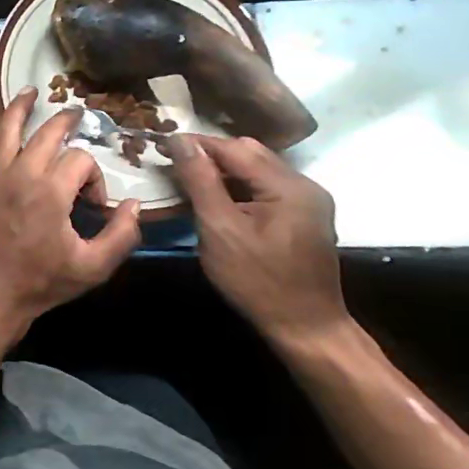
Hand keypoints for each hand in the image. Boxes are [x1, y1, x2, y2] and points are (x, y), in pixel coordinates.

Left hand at [0, 88, 140, 335]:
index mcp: (51, 191)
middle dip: (66, 122)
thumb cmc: (40, 282)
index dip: (94, 177)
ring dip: (21, 106)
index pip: (81, 161)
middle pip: (48, 134)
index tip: (93, 203)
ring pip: (8, 128)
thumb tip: (135, 204)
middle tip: (77, 115)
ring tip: (31, 90)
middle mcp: (21, 173)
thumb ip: (121, 235)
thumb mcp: (93, 267)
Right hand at [161, 133, 346, 344]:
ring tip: (188, 179)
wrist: (305, 328)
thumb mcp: (220, 229)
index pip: (234, 148)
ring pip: (257, 170)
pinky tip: (216, 199)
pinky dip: (237, 187)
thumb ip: (201, 181)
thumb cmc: (257, 280)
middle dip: (210, 154)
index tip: (160, 145)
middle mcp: (304, 185)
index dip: (196, 144)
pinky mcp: (303, 217)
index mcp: (288, 186)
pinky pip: (265, 188)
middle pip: (250, 154)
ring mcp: (307, 202)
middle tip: (172, 163)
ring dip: (223, 170)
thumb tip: (180, 141)